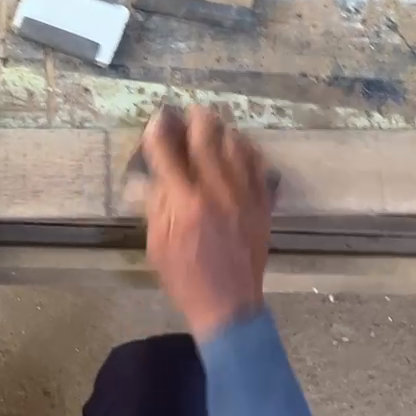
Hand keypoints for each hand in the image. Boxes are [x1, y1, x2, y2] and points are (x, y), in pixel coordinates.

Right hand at [141, 106, 273, 340]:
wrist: (229, 304)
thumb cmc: (185, 277)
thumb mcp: (156, 243)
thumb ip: (155, 204)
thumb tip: (153, 175)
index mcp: (185, 202)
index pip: (167, 153)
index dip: (159, 131)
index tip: (157, 118)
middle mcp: (216, 191)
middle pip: (208, 139)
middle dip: (197, 119)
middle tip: (192, 110)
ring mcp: (244, 196)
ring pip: (237, 147)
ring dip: (224, 130)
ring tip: (217, 123)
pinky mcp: (262, 205)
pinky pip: (259, 166)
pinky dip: (248, 151)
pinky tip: (242, 147)